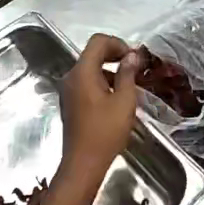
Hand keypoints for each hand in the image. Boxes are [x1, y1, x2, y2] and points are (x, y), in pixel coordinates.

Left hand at [59, 34, 143, 177]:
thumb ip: (127, 74)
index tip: (134, 57)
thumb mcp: (124, 101)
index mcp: (82, 72)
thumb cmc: (105, 132)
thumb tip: (131, 56)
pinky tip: (116, 96)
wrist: (83, 162)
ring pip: (89, 68)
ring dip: (109, 69)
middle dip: (114, 55)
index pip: (97, 42)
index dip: (117, 44)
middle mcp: (71, 76)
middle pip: (92, 53)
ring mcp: (68, 89)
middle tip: (135, 67)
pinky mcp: (70, 101)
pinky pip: (85, 82)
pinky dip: (101, 81)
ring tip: (130, 83)